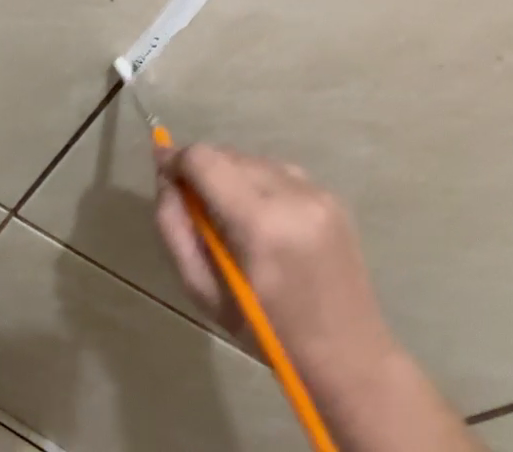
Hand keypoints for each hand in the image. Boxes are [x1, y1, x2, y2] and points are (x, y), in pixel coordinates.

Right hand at [155, 144, 398, 376]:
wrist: (348, 356)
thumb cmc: (266, 331)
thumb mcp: (201, 288)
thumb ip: (174, 225)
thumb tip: (164, 176)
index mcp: (259, 222)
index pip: (203, 159)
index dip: (175, 161)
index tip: (165, 180)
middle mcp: (292, 195)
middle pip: (226, 155)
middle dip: (203, 172)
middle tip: (197, 212)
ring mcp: (319, 193)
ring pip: (252, 160)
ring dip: (231, 176)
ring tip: (232, 218)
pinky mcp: (334, 198)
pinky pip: (279, 172)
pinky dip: (259, 185)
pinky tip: (264, 220)